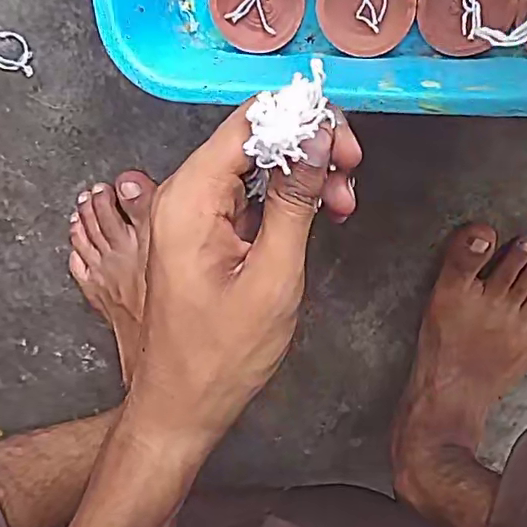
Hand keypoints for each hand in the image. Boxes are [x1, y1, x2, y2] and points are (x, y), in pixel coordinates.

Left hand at [125, 103, 361, 449]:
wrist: (178, 405)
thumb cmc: (218, 356)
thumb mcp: (272, 276)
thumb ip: (294, 201)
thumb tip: (315, 140)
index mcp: (189, 200)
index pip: (247, 121)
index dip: (301, 121)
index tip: (342, 144)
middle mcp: (180, 195)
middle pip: (252, 137)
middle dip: (307, 148)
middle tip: (348, 174)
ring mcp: (186, 211)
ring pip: (252, 163)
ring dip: (300, 174)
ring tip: (337, 203)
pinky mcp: (198, 228)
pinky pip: (243, 192)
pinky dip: (281, 196)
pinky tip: (312, 212)